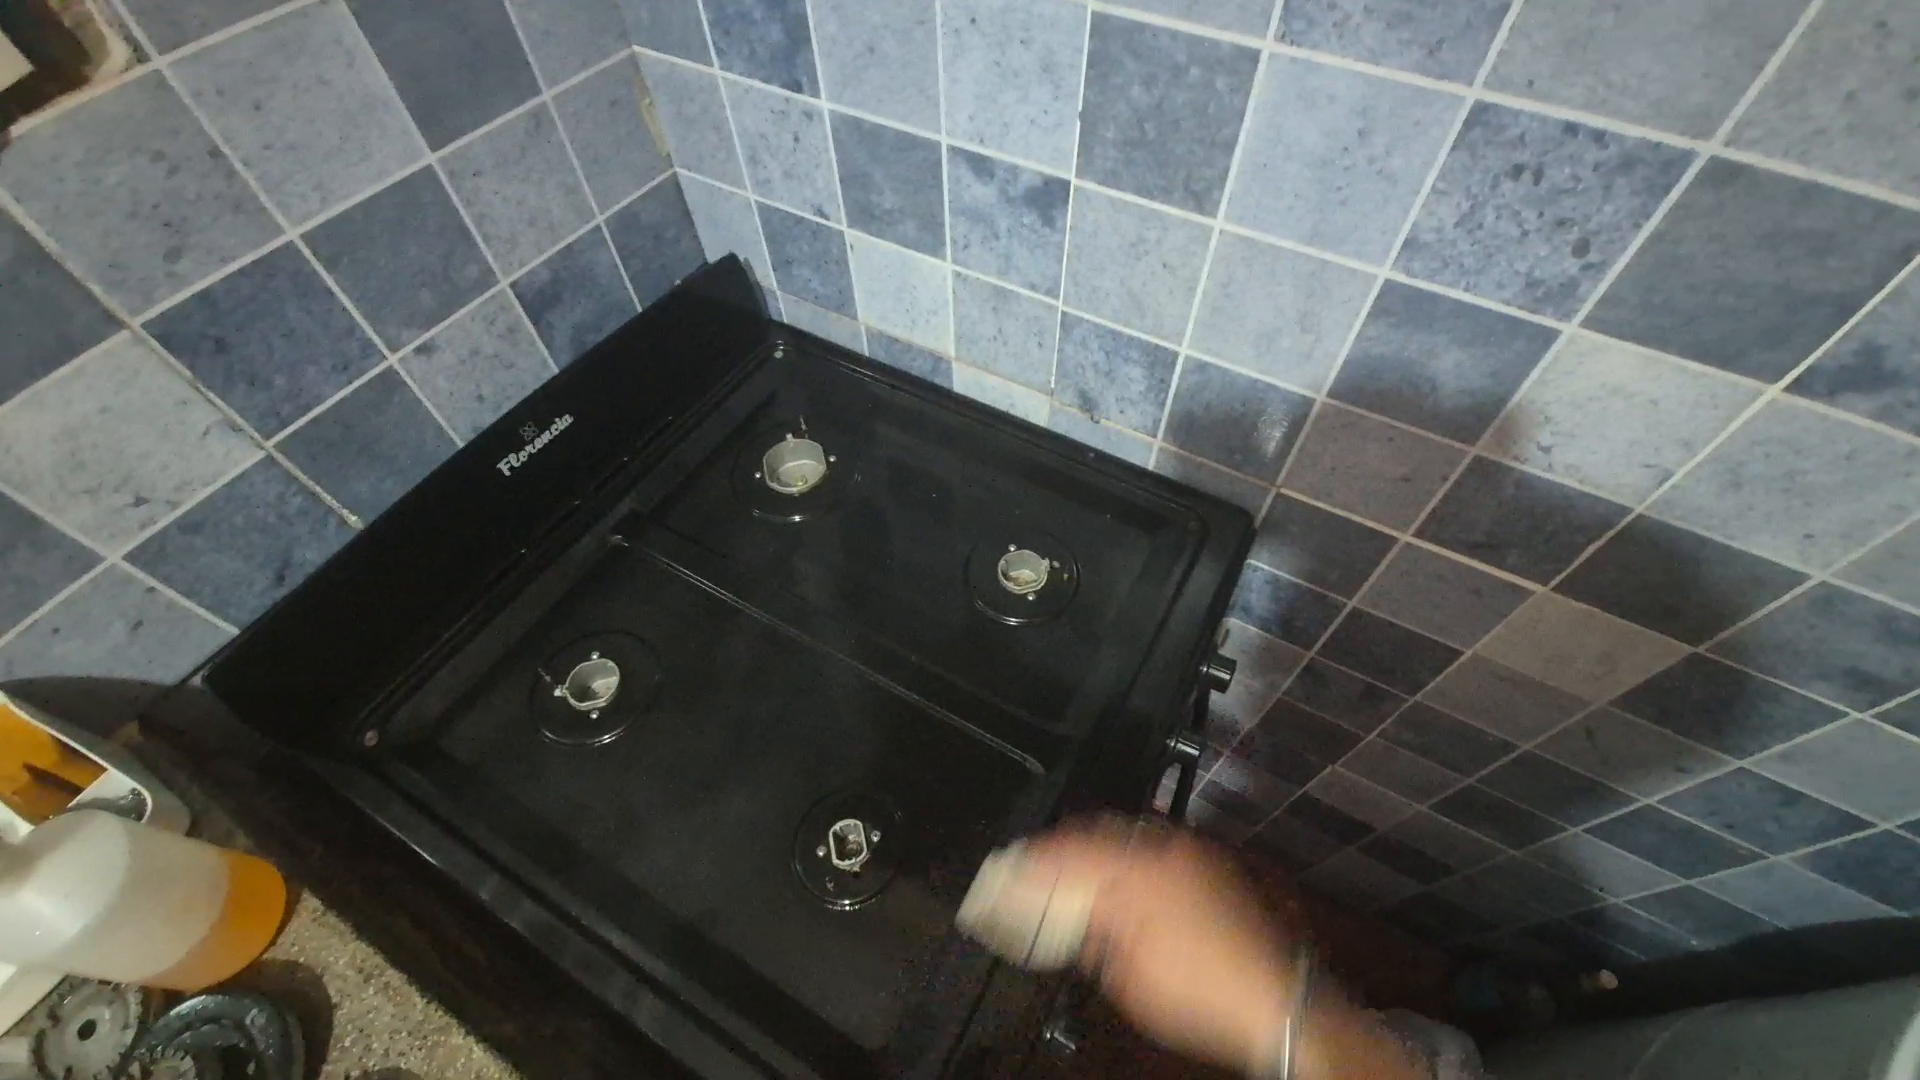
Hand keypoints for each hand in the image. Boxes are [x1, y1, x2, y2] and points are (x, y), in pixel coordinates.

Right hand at [1019, 819, 1298, 1073]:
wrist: (1279, 997)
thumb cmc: (1201, 994)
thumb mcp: (1130, 978)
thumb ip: (1092, 936)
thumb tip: (1070, 917)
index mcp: (1135, 874)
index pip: (1069, 854)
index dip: (1034, 860)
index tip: (1011, 867)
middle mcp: (1159, 848)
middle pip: (1095, 830)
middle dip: (1062, 845)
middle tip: (1037, 863)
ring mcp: (1186, 848)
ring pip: (1125, 829)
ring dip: (1094, 842)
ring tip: (1073, 862)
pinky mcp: (1206, 856)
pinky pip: (1154, 837)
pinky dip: (1128, 847)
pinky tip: (1120, 865)